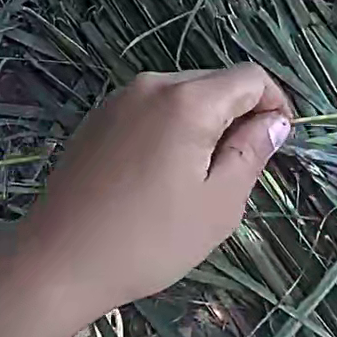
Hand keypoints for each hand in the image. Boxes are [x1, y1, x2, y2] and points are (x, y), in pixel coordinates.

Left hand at [0, 65, 290, 336]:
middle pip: (215, 81)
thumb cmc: (149, 239)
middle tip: (240, 167)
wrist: (58, 259)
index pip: (250, 77)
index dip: (275, 104)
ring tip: (199, 174)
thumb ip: (252, 152)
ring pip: (182, 94)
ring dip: (205, 121)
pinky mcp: (98, 116)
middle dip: (239, 113)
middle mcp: (152, 84)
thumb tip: (276, 121)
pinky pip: (151, 107)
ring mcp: (119, 98)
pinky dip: (171, 126)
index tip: (278, 142)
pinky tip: (160, 170)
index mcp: (187, 100)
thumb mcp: (218, 204)